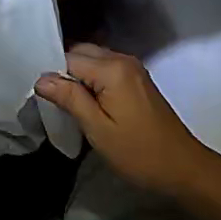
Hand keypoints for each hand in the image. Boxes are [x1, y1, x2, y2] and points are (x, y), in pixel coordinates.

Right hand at [35, 44, 220, 198]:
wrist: (181, 166)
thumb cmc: (137, 152)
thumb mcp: (98, 129)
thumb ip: (70, 99)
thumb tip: (41, 79)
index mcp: (112, 68)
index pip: (69, 57)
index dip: (52, 74)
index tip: (39, 95)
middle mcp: (123, 59)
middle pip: (82, 53)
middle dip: (63, 71)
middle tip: (49, 100)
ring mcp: (132, 67)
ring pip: (94, 59)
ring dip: (77, 76)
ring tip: (63, 102)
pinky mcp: (137, 79)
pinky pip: (106, 68)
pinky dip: (92, 79)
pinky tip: (85, 101)